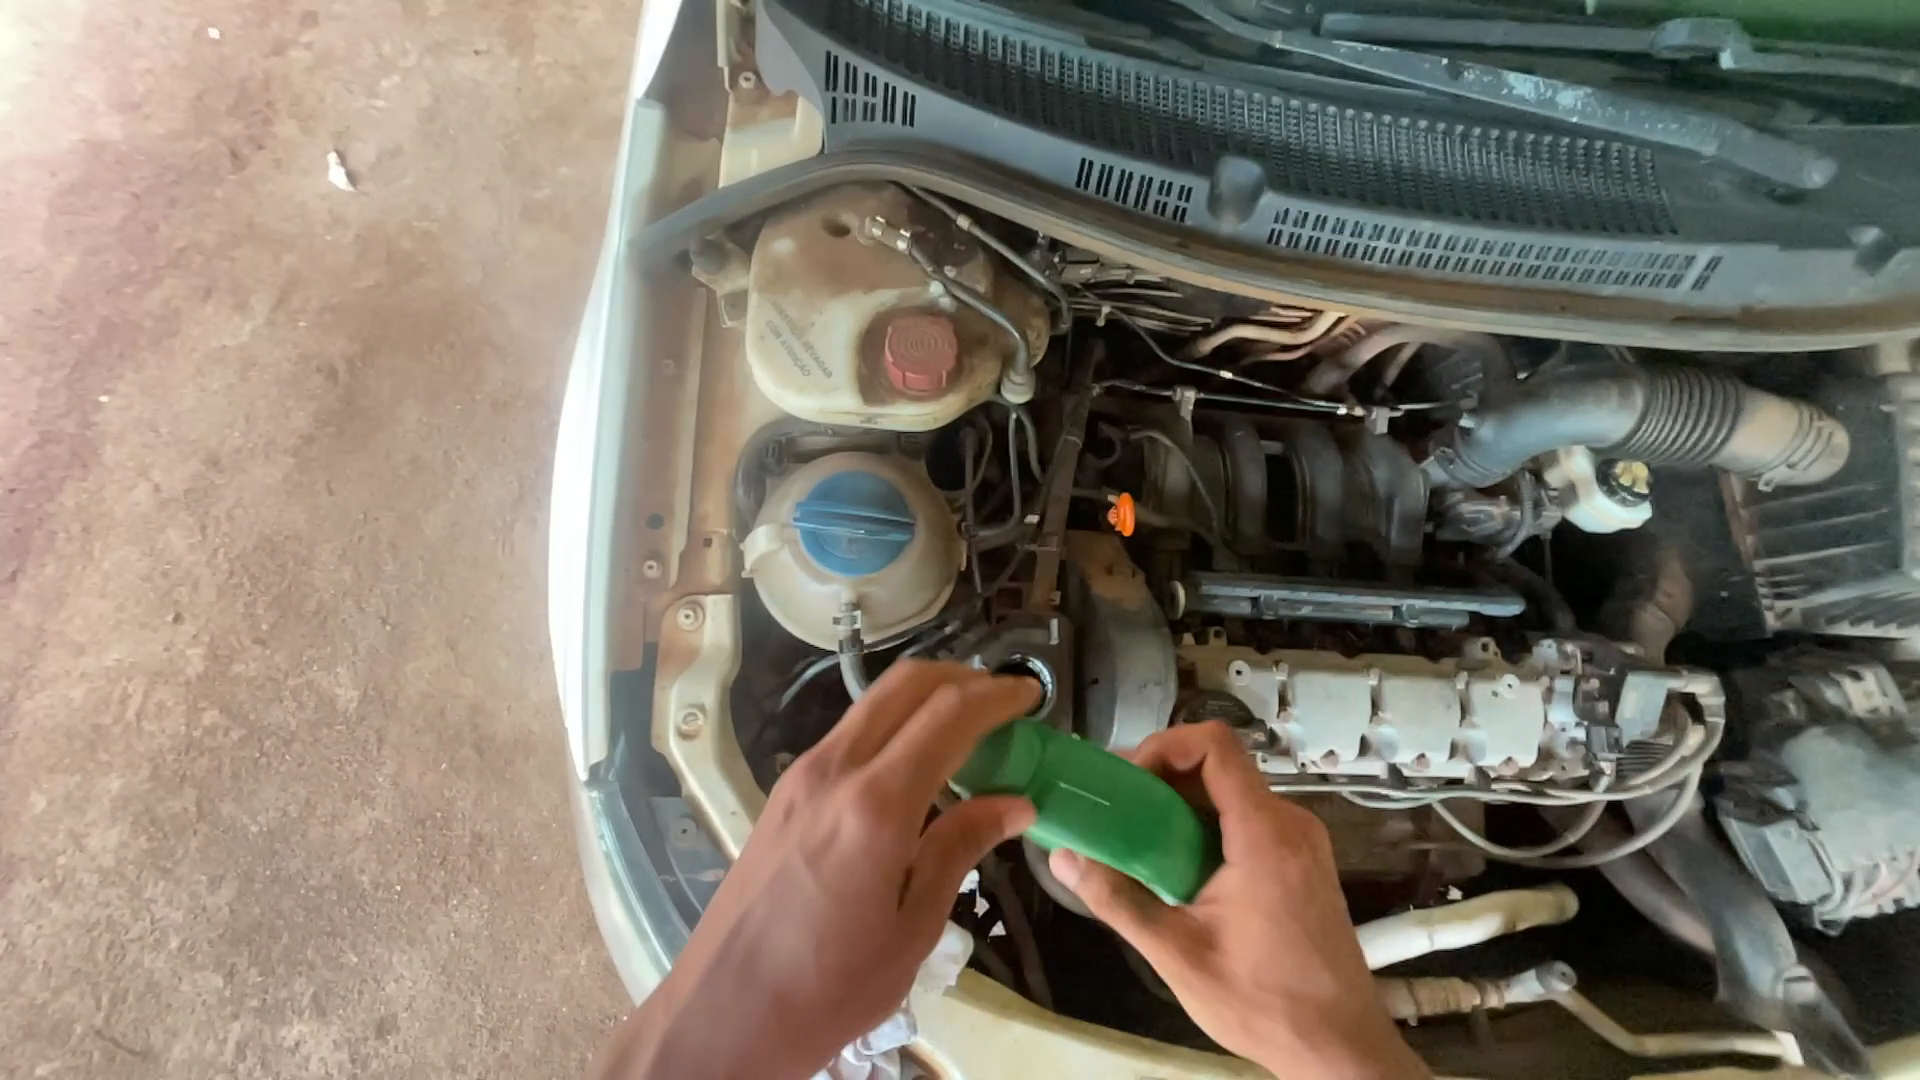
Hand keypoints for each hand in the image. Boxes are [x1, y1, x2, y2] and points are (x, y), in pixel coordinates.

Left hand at [595, 660, 1040, 1079]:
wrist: (721, 1013)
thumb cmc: (827, 988)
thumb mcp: (913, 928)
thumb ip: (961, 847)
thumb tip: (1015, 802)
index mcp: (876, 805)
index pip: (949, 715)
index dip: (997, 695)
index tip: (1031, 695)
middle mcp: (836, 768)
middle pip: (906, 684)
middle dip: (962, 676)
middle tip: (1002, 700)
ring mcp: (804, 771)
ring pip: (875, 700)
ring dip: (927, 696)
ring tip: (969, 726)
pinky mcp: (787, 786)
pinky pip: (852, 730)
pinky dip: (895, 722)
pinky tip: (918, 760)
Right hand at [1048, 722, 1427, 1079]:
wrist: (1343, 1053)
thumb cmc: (1264, 1004)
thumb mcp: (1178, 954)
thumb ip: (1117, 899)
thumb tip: (1063, 857)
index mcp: (1264, 832)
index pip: (1214, 745)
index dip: (1164, 744)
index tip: (1128, 779)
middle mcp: (1289, 822)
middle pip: (1218, 763)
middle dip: (1161, 774)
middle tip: (1117, 805)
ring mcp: (1301, 839)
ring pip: (1231, 788)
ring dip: (1180, 799)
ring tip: (1137, 832)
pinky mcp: (1301, 859)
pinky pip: (1246, 815)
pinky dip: (1205, 821)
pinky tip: (1176, 861)